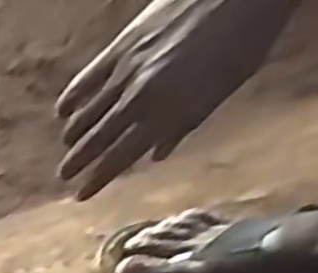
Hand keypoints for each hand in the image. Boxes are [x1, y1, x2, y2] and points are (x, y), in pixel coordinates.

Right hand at [57, 0, 298, 198]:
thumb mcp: (230, 81)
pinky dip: (68, 105)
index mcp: (170, 111)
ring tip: (70, 144)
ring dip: (72, 138)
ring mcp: (124, 74)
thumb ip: (189, 120)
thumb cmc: (251, 31)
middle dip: (74, 164)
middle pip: (92, 144)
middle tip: (65, 175)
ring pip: (80, 120)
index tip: (81, 195)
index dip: (96, 180)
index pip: (119, 158)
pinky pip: (79, 87)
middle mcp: (140, 99)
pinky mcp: (117, 50)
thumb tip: (156, 154)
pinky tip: (66, 112)